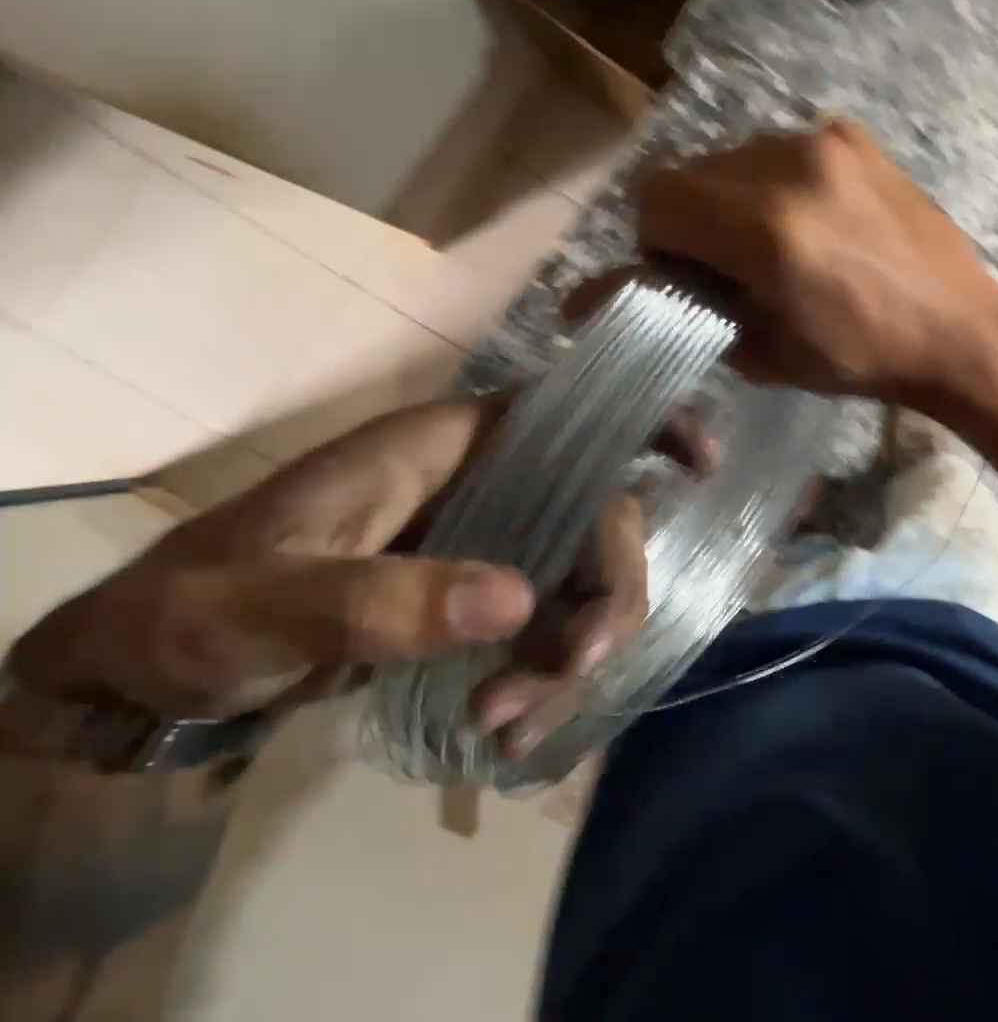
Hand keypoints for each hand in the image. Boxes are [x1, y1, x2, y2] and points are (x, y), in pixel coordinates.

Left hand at [3, 396, 678, 757]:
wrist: (150, 680)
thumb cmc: (188, 617)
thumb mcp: (256, 608)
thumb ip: (375, 600)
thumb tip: (517, 600)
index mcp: (442, 452)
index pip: (563, 413)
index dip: (645, 422)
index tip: (702, 462)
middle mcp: (487, 490)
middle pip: (602, 519)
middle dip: (604, 597)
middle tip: (569, 670)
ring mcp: (494, 548)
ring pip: (588, 585)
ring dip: (574, 656)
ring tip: (506, 722)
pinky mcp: (491, 605)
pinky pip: (559, 632)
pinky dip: (552, 682)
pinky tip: (511, 729)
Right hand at [635, 118, 997, 404]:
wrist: (959, 332)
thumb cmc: (865, 358)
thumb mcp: (769, 356)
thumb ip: (701, 313)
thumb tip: (646, 292)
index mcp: (764, 230)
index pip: (657, 200)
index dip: (660, 243)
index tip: (691, 275)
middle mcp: (789, 168)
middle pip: (693, 172)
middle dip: (697, 220)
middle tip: (734, 264)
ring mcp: (827, 144)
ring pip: (738, 155)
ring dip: (739, 197)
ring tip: (783, 243)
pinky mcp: (857, 139)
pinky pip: (787, 147)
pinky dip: (783, 180)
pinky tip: (819, 220)